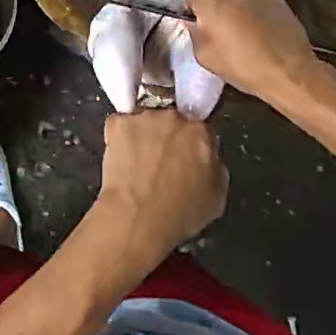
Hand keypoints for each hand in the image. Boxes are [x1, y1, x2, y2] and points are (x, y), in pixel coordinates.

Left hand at [92, 110, 227, 275]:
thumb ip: (215, 167)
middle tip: (162, 161)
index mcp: (201, 133)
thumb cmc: (179, 213)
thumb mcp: (216, 197)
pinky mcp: (118, 123)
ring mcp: (144, 118)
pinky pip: (119, 125)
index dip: (192, 145)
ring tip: (138, 163)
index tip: (186, 157)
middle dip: (168, 137)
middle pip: (172, 121)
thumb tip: (207, 158)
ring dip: (143, 135)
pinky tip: (121, 159)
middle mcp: (173, 118)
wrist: (138, 217)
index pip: (199, 129)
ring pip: (145, 121)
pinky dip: (119, 138)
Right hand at [186, 0, 335, 110]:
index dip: (195, 7)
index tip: (199, 22)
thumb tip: (196, 25)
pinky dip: (262, 16)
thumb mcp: (206, 58)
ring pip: (242, 1)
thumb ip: (195, 36)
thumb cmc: (243, 68)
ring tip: (252, 37)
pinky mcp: (280, 2)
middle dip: (221, 12)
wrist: (289, 73)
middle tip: (227, 34)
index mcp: (212, 5)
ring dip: (242, 13)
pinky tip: (269, 36)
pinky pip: (262, 6)